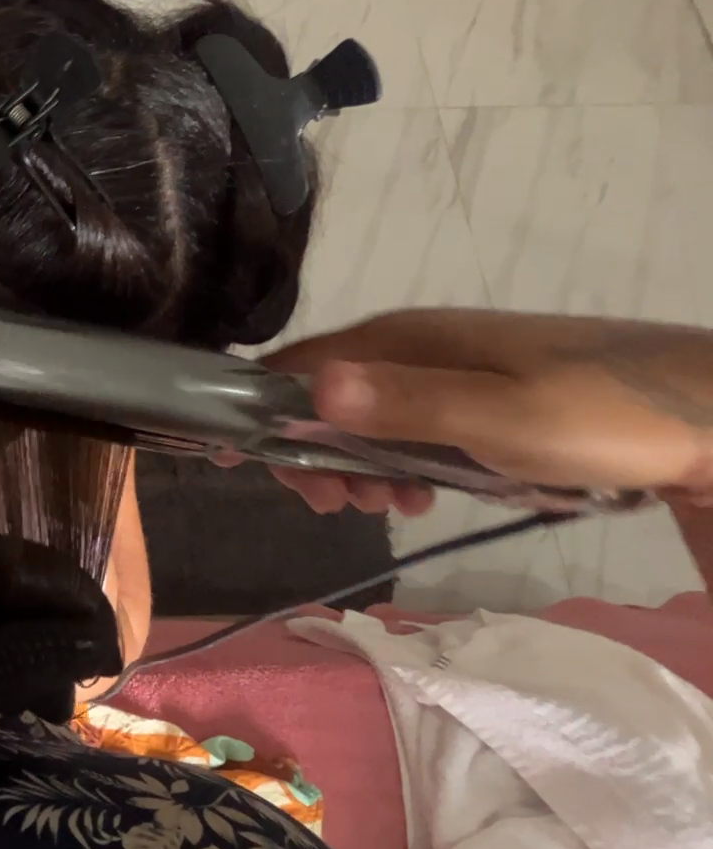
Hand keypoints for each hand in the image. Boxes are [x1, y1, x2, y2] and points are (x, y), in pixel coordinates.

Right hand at [259, 309, 712, 514]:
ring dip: (355, 466)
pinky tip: (424, 494)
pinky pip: (406, 428)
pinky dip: (397, 464)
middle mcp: (408, 348)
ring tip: (386, 508)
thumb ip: (404, 404)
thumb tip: (311, 389)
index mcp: (398, 340)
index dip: (255, 411)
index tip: (240, 462)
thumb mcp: (502, 415)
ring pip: (362, 417)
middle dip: (313, 454)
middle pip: (321, 398)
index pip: (293, 368)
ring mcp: (443, 369)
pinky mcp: (475, 395)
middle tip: (335, 505)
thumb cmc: (608, 414)